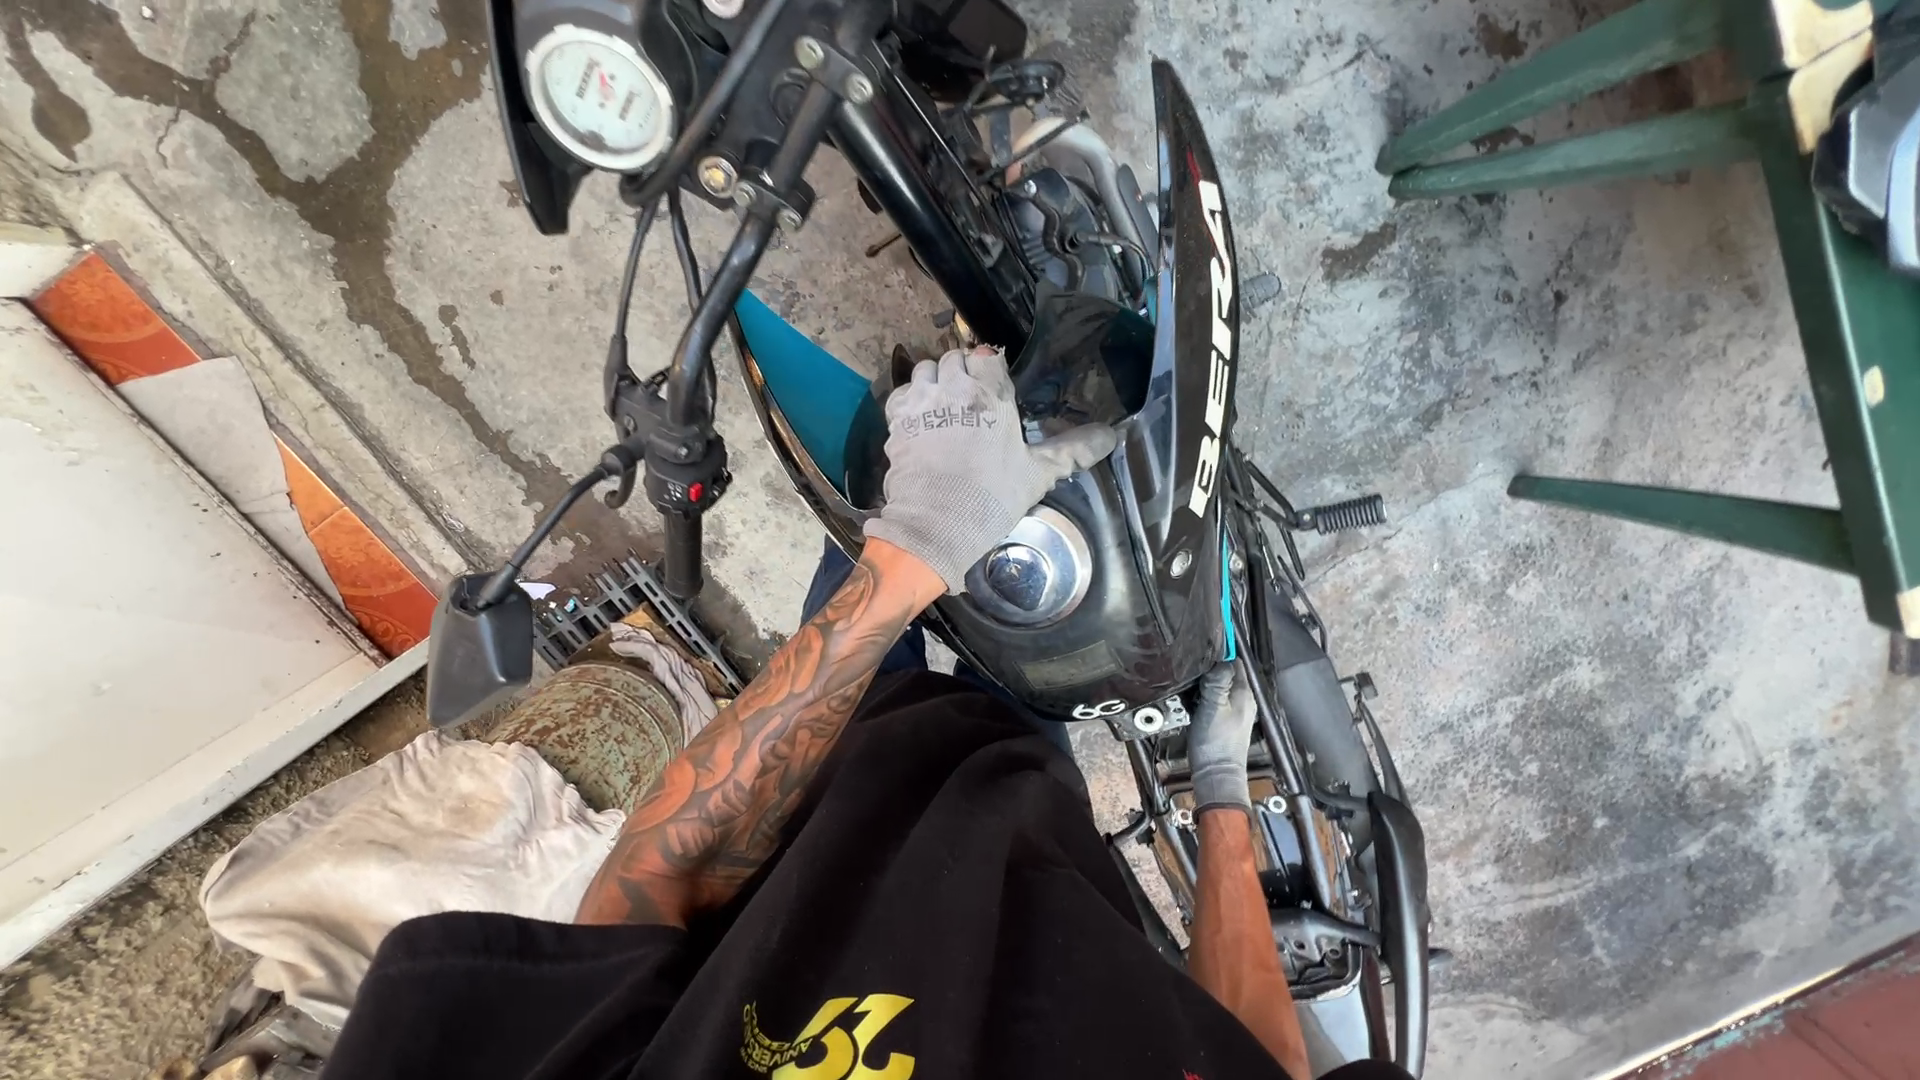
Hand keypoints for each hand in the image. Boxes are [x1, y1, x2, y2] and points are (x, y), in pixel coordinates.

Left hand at [865, 346, 1115, 592]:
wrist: (937, 523)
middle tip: (971, 404)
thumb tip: (1112, 435)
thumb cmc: (992, 496)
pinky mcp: (896, 419)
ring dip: (936, 381)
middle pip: (957, 359)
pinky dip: (911, 399)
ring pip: (927, 370)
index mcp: (991, 395)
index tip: (995, 393)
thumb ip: (1074, 449)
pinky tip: (920, 420)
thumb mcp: (1038, 473)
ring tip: (945, 407)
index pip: (989, 359)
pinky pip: (902, 392)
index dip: (991, 373)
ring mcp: (922, 401)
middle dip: (964, 374)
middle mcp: (954, 388)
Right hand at [1187, 664, 1258, 814]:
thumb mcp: (1213, 707)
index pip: (1236, 662)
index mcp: (1244, 694)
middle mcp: (1242, 700)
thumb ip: (1218, 682)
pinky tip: (1189, 697)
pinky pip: (1212, 699)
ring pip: (1219, 685)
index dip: (1222, 650)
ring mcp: (1233, 711)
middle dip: (1211, 665)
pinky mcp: (1222, 721)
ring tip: (1188, 676)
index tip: (1204, 642)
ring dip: (1205, 681)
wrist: (1215, 775)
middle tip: (1190, 659)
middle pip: (1227, 672)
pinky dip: (1201, 695)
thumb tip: (1221, 659)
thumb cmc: (1215, 743)